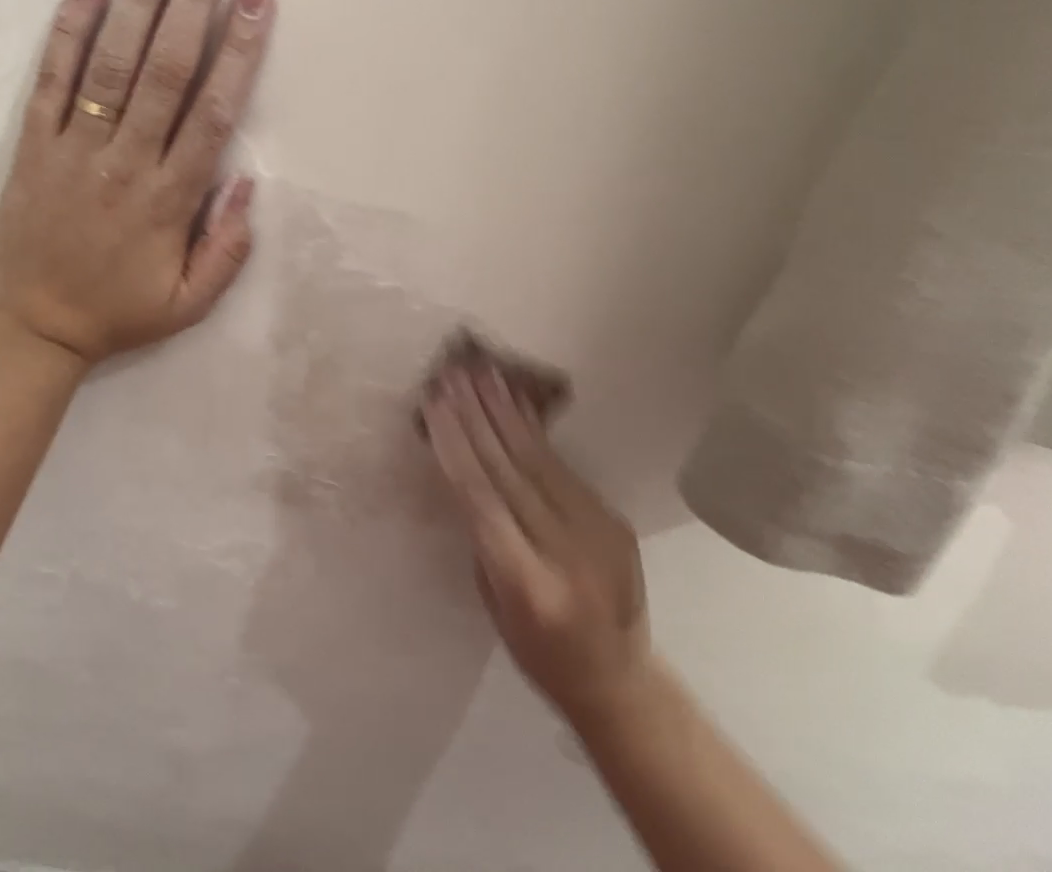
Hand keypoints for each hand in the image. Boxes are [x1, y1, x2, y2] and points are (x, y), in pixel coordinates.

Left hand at [0, 0, 274, 363]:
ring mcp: (75, 149)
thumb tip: (248, 184)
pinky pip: (52, 80)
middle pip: (165, 68)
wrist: (34, 327)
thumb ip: (228, 250)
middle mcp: (126, 163)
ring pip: (111, 62)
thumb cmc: (119, 314)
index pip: (212, 113)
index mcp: (170, 201)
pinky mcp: (34, 145)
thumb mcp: (190, 305)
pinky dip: (68, 31)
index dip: (238, 52)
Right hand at [421, 360, 651, 721]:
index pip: (482, 501)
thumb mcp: (495, 607)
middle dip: (477, 416)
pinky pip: (564, 470)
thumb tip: (465, 476)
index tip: (434, 405)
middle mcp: (567, 551)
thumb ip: (483, 542)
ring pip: (541, 461)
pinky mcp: (613, 520)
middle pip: (511, 471)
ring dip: (507, 412)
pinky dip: (536, 433)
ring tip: (483, 373)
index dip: (455, 447)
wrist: (617, 678)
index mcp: (528, 584)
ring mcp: (598, 532)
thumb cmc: (538, 656)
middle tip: (455, 372)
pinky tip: (517, 404)